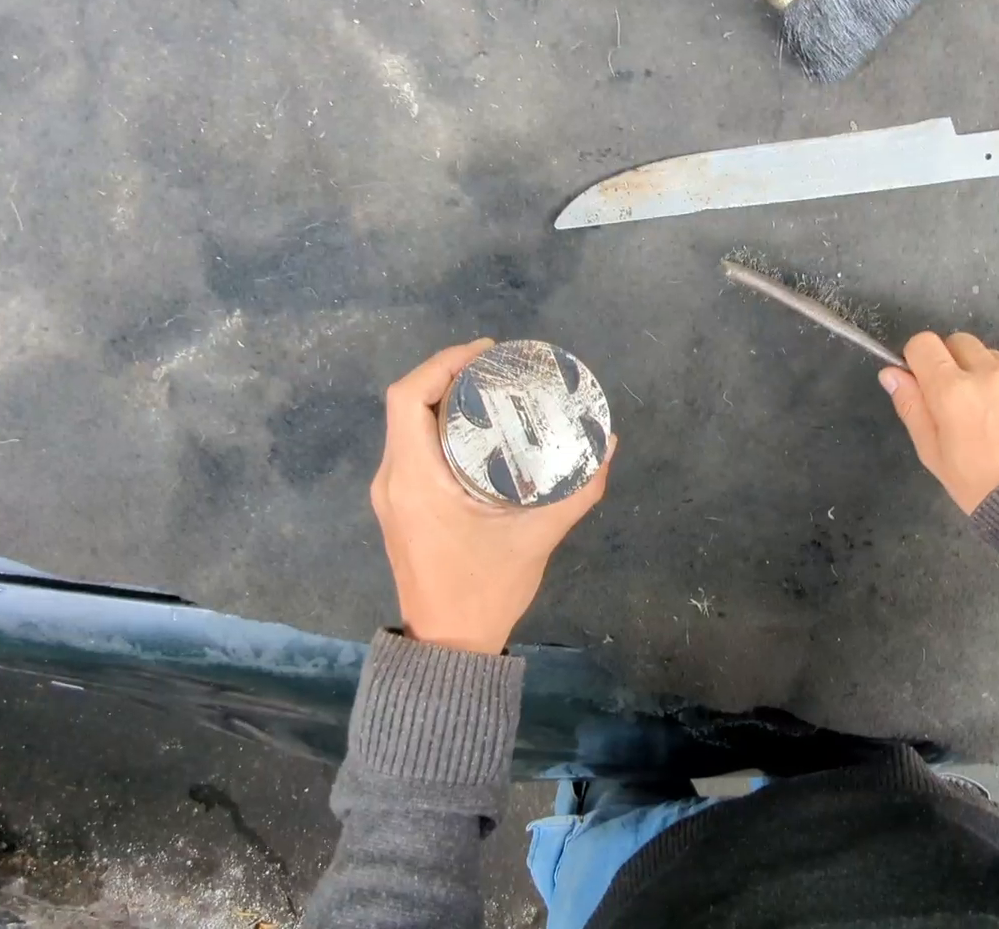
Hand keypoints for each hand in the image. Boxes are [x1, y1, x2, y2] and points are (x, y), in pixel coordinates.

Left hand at [371, 339, 614, 654]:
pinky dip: (438, 425)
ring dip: (442, 399)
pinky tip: (477, 429)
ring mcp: (390, 493)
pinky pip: (410, 446)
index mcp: (415, 480)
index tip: (487, 351)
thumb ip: (577, 491)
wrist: (446, 647)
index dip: (443, 362)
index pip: (408, 399)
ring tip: (491, 389)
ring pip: (405, 425)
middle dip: (448, 374)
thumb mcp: (537, 539)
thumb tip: (608, 443)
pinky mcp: (399, 505)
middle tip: (498, 367)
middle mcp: (393, 479)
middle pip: (405, 404)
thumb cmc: (485, 591)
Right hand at [879, 331, 998, 513]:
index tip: (922, 381)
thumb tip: (891, 374)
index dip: (918, 360)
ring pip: (994, 357)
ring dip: (985, 374)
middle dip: (951, 362)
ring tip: (992, 416)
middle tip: (956, 399)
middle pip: (960, 342)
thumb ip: (911, 407)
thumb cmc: (978, 487)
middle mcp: (989, 374)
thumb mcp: (933, 454)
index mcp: (952, 390)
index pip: (924, 344)